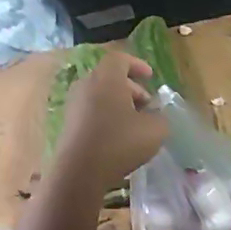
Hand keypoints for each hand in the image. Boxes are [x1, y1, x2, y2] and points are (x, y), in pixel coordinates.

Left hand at [55, 52, 167, 189]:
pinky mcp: (69, 122)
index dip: (137, 65)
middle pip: (110, 77)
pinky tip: (119, 136)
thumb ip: (160, 117)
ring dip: (119, 103)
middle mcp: (86, 85)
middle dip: (131, 88)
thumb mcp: (156, 130)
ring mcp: (74, 104)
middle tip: (147, 105)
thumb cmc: (121, 143)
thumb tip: (154, 116)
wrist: (81, 170)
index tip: (150, 76)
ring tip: (135, 123)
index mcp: (107, 79)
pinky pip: (92, 110)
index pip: (120, 59)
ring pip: (100, 94)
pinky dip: (107, 116)